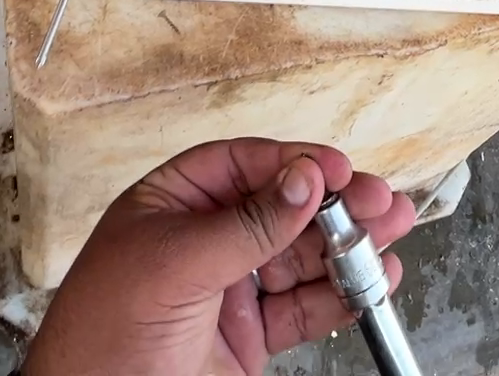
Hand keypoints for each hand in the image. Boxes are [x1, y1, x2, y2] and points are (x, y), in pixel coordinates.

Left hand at [21, 139, 415, 375]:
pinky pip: (303, 307)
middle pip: (282, 207)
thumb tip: (305, 179)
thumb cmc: (105, 336)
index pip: (245, 165)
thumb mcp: (174, 265)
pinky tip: (373, 280)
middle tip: (381, 200)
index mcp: (175, 203)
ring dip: (348, 245)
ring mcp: (229, 289)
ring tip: (392, 232)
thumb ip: (246, 225)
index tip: (337, 168)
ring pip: (300, 256)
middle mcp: (206, 238)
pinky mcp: (248, 336)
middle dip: (335, 203)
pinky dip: (340, 295)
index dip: (293, 162)